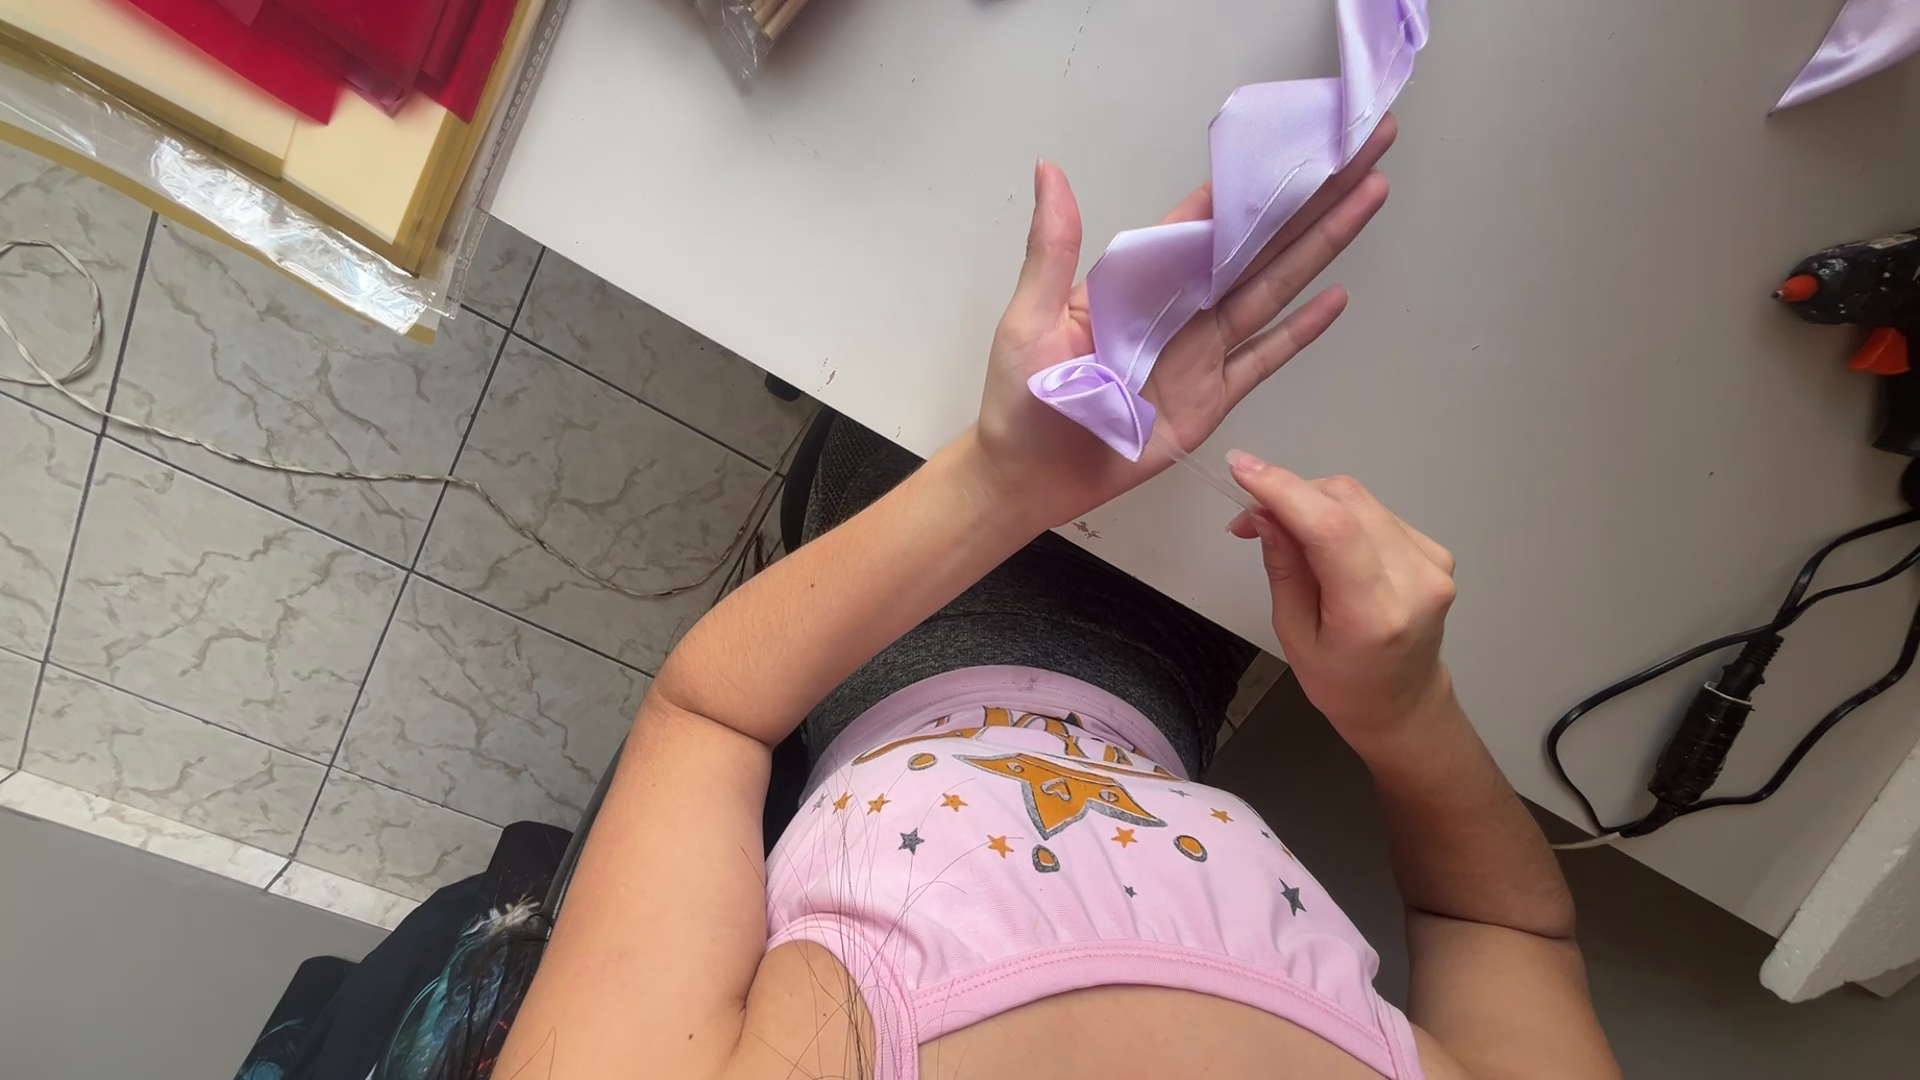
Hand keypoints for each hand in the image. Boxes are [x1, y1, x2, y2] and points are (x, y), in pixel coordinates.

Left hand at [970, 116, 1398, 530]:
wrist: (1029, 477)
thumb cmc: (1020, 400)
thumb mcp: (1028, 320)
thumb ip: (1051, 251)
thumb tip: (1049, 170)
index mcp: (1135, 283)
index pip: (1201, 221)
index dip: (1248, 181)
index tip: (1298, 137)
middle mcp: (1175, 310)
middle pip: (1251, 246)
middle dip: (1308, 198)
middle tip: (1365, 143)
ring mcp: (1197, 355)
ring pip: (1268, 291)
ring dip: (1318, 247)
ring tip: (1369, 197)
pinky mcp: (1209, 400)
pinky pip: (1260, 360)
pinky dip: (1298, 332)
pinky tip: (1335, 297)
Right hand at [1227, 453, 1457, 748]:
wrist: (1405, 703)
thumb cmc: (1340, 682)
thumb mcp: (1293, 634)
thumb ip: (1283, 568)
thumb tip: (1265, 513)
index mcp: (1374, 613)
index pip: (1332, 531)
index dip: (1284, 490)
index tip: (1241, 467)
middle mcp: (1415, 579)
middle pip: (1345, 502)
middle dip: (1287, 493)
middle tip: (1246, 518)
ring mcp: (1432, 560)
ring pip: (1357, 498)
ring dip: (1307, 500)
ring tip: (1275, 528)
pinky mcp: (1433, 549)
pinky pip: (1371, 510)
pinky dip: (1332, 511)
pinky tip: (1314, 535)